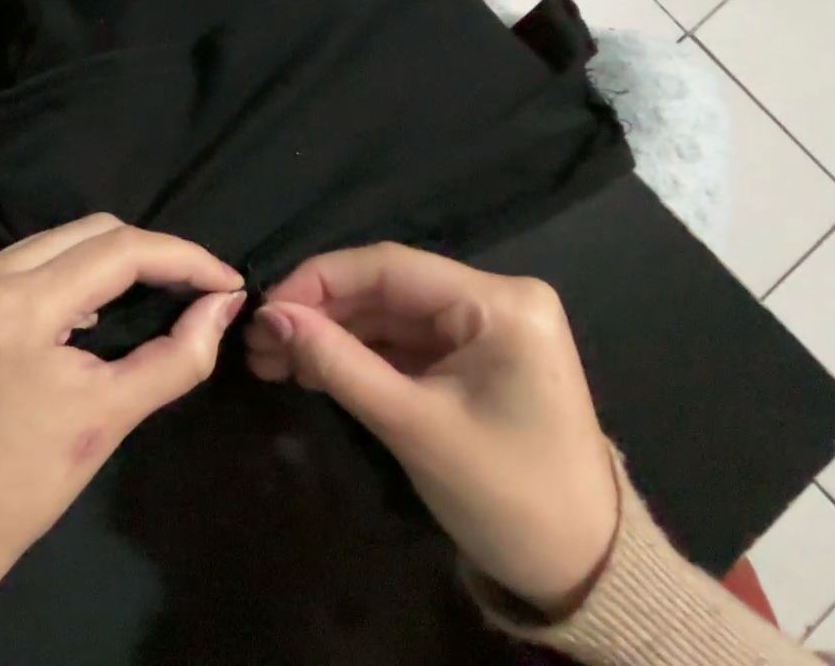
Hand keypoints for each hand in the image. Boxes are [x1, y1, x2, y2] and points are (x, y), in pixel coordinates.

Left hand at [0, 214, 246, 627]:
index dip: (183, 257)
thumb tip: (225, 303)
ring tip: (155, 293)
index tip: (227, 281)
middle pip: (90, 231)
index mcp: (19, 307)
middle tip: (195, 288)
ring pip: (59, 239)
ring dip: (112, 259)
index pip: (118, 251)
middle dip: (152, 254)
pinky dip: (72, 272)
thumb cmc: (29, 480)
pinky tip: (93, 307)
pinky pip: (29, 260)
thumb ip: (181, 354)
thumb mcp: (114, 415)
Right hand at [245, 244, 616, 615]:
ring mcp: (484, 328)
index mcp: (499, 302)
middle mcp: (494, 299)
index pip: (389, 266)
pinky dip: (356, 356)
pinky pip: (403, 343)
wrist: (577, 569)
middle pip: (385, 289)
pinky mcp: (472, 357)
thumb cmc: (504, 494)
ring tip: (270, 360)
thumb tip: (269, 316)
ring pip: (388, 315)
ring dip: (330, 336)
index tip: (263, 311)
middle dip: (318, 314)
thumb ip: (336, 362)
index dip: (317, 282)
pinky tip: (309, 369)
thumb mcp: (410, 423)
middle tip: (257, 343)